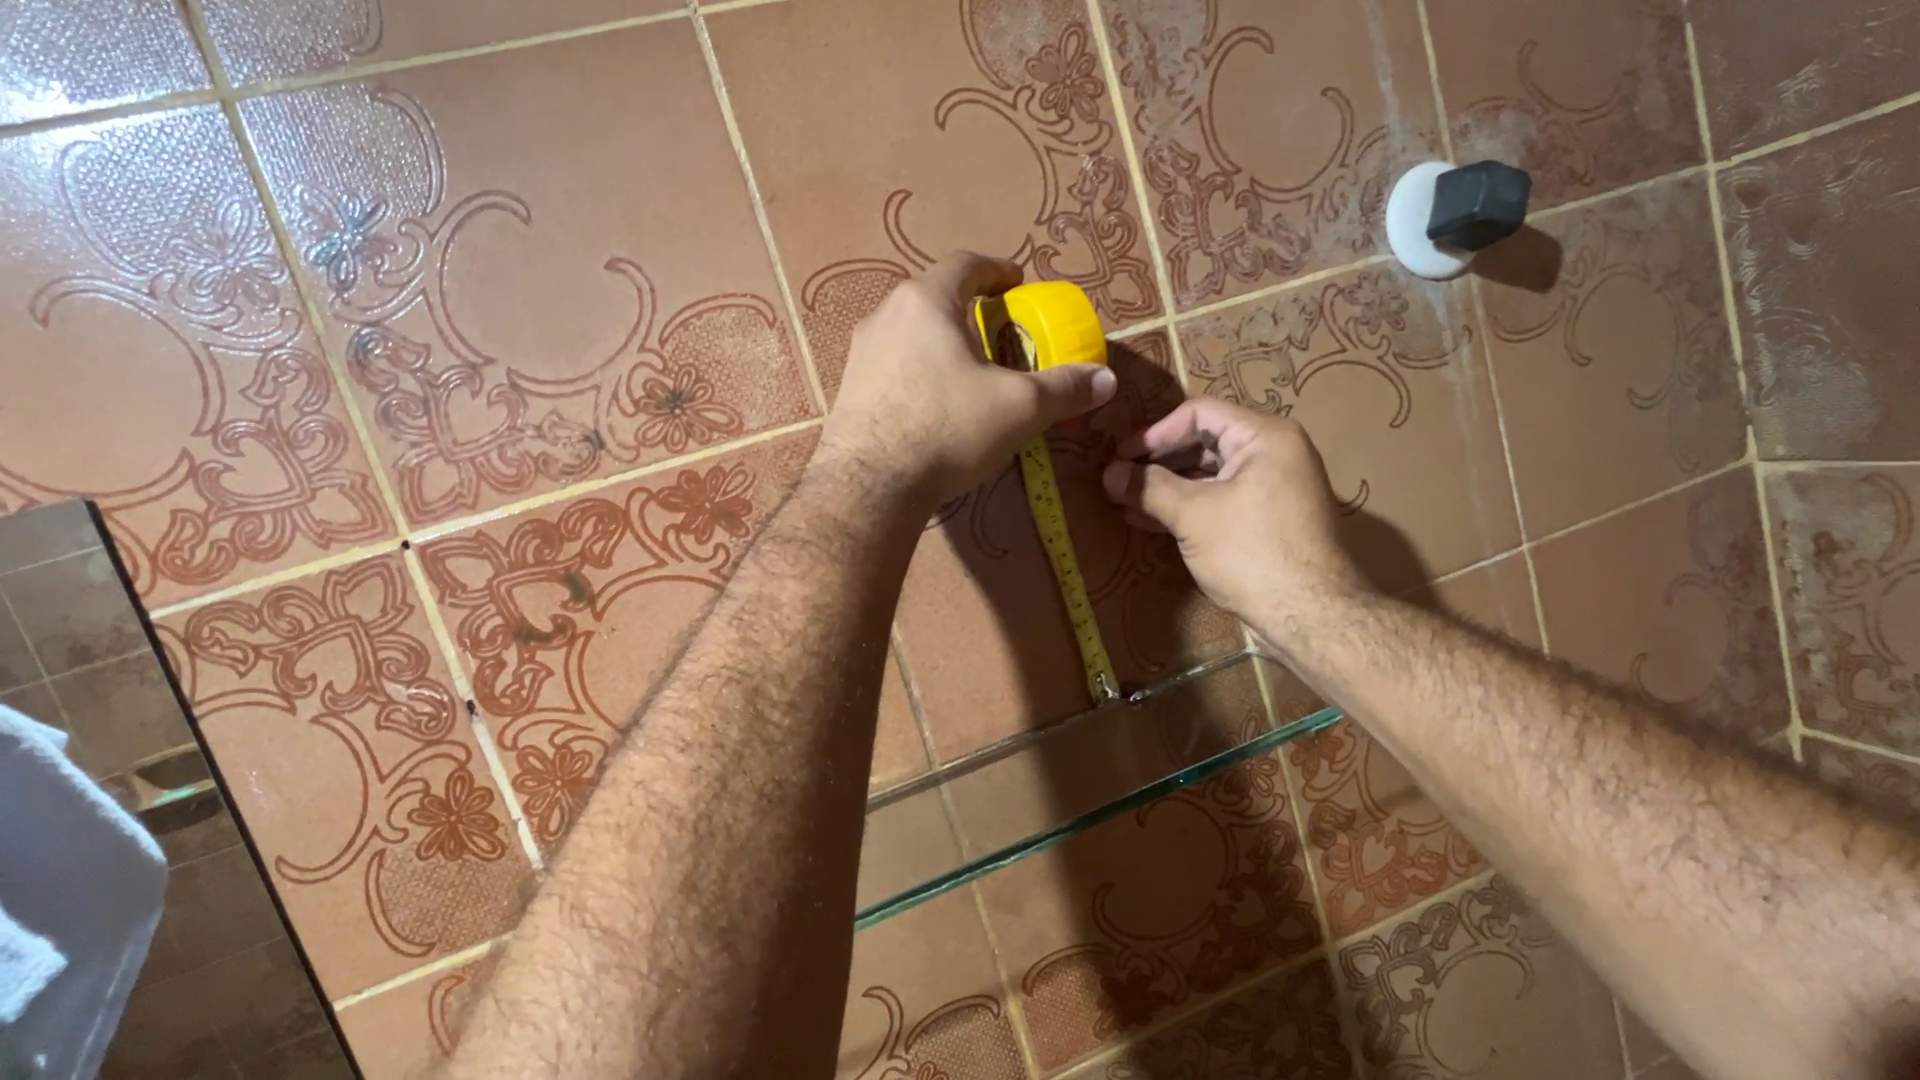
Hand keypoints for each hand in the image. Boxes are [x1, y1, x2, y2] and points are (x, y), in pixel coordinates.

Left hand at [819, 251, 1117, 507]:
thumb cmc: (947, 428)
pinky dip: (918, 371)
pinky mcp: (848, 389)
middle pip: (934, 298)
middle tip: (997, 333)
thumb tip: (1106, 380)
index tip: (1016, 285)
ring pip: (910, 334)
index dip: (996, 271)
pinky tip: (934, 404)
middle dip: (969, 310)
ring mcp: (860, 353)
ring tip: (968, 371)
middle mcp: (885, 316)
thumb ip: (1063, 388)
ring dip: (941, 342)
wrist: (870, 485)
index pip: (964, 265)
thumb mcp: (1018, 407)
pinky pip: (892, 366)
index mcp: (926, 302)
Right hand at [1101, 399, 1372, 638]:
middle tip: (1117, 480)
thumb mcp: (1193, 515)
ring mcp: (1273, 486)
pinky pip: (1219, 498)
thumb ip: (1148, 488)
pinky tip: (1149, 520)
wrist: (1310, 615)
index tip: (1119, 457)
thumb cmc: (1252, 553)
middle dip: (1157, 462)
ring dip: (1166, 487)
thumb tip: (1108, 473)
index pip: (1199, 414)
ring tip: (1123, 502)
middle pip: (1204, 441)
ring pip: (1209, 474)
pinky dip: (1186, 506)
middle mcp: (1274, 453)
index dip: (1154, 433)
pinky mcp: (1267, 518)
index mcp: (1264, 436)